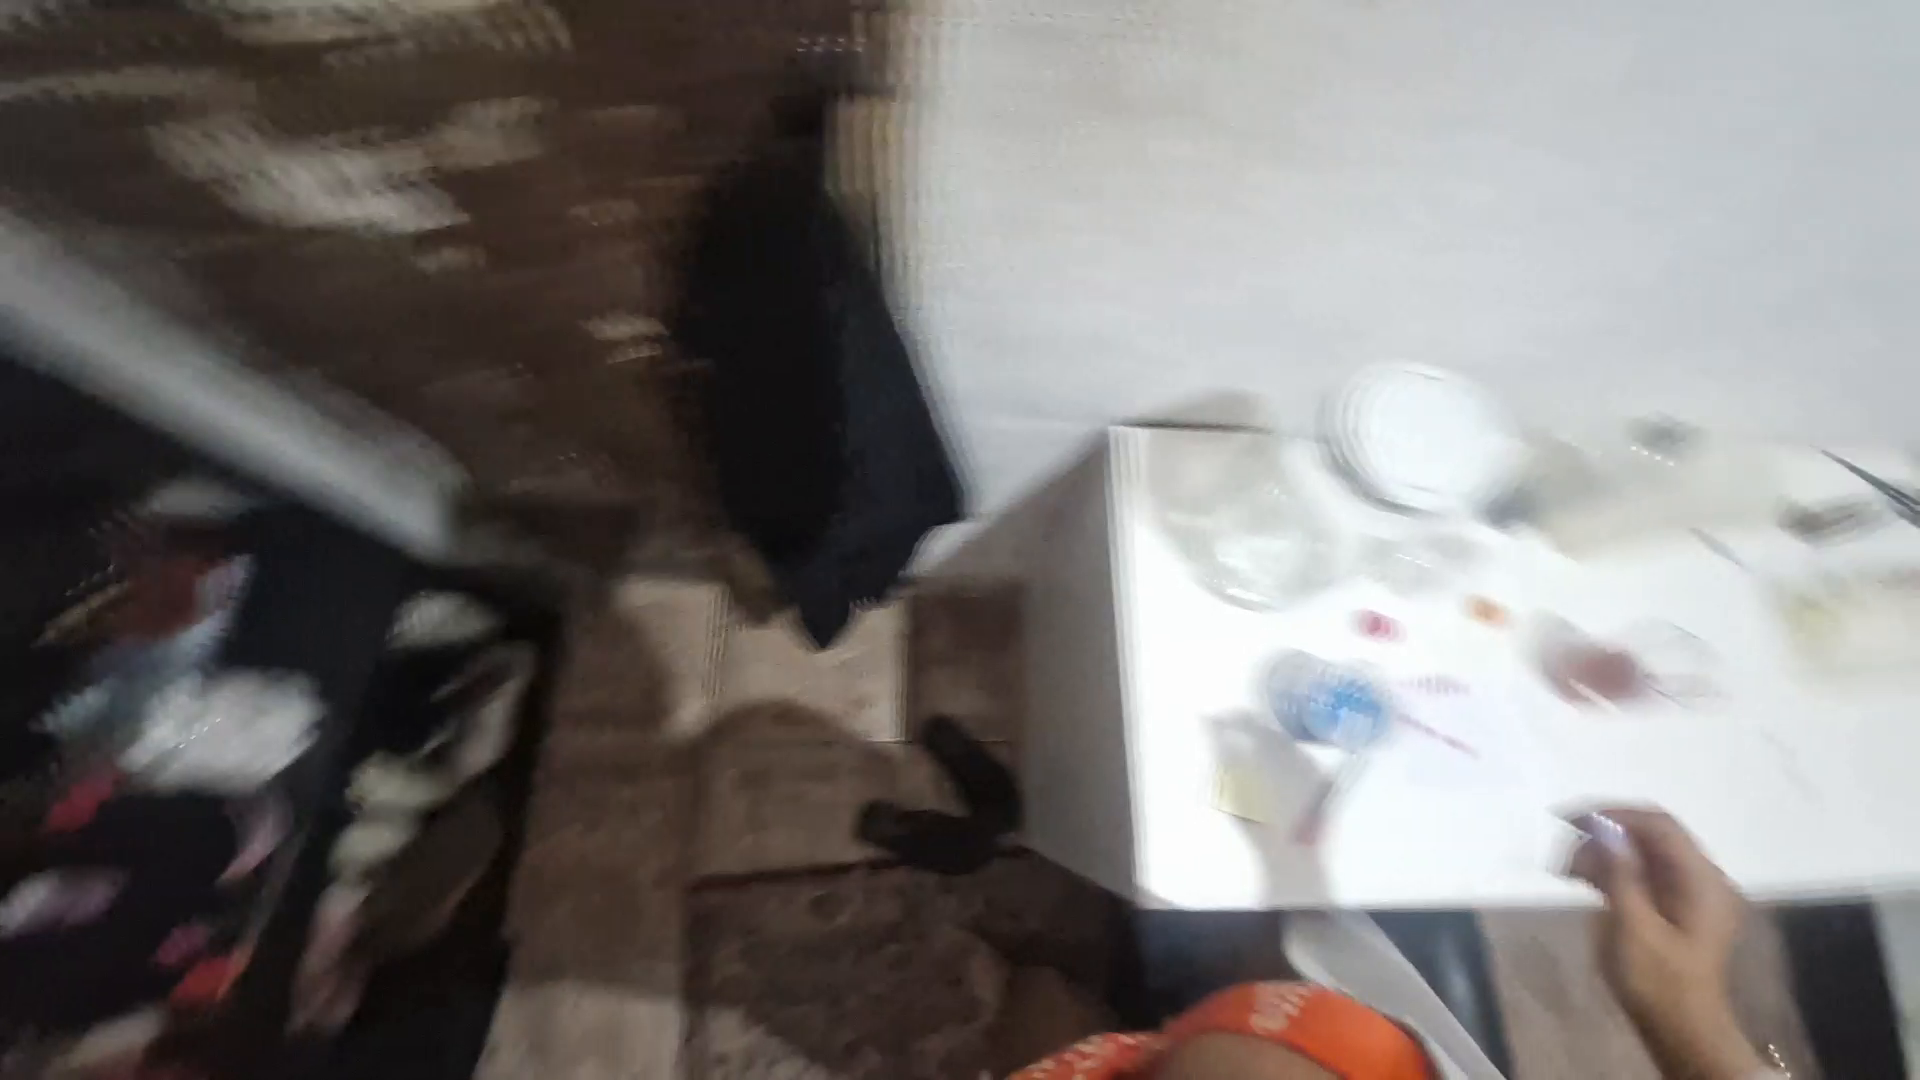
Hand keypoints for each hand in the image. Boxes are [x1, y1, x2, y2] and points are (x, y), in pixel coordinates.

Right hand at [1563, 807, 1766, 1079]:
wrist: (1680, 1028)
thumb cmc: (1657, 980)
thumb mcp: (1633, 925)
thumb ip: (1621, 873)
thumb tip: (1602, 826)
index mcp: (1701, 882)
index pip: (1658, 825)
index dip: (1612, 814)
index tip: (1568, 821)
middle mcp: (1700, 879)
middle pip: (1647, 833)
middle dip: (1600, 834)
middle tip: (1562, 851)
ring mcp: (1687, 891)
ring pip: (1637, 848)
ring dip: (1598, 851)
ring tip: (1565, 870)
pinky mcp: (1670, 903)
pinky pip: (1636, 867)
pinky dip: (1605, 866)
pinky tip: (1578, 878)